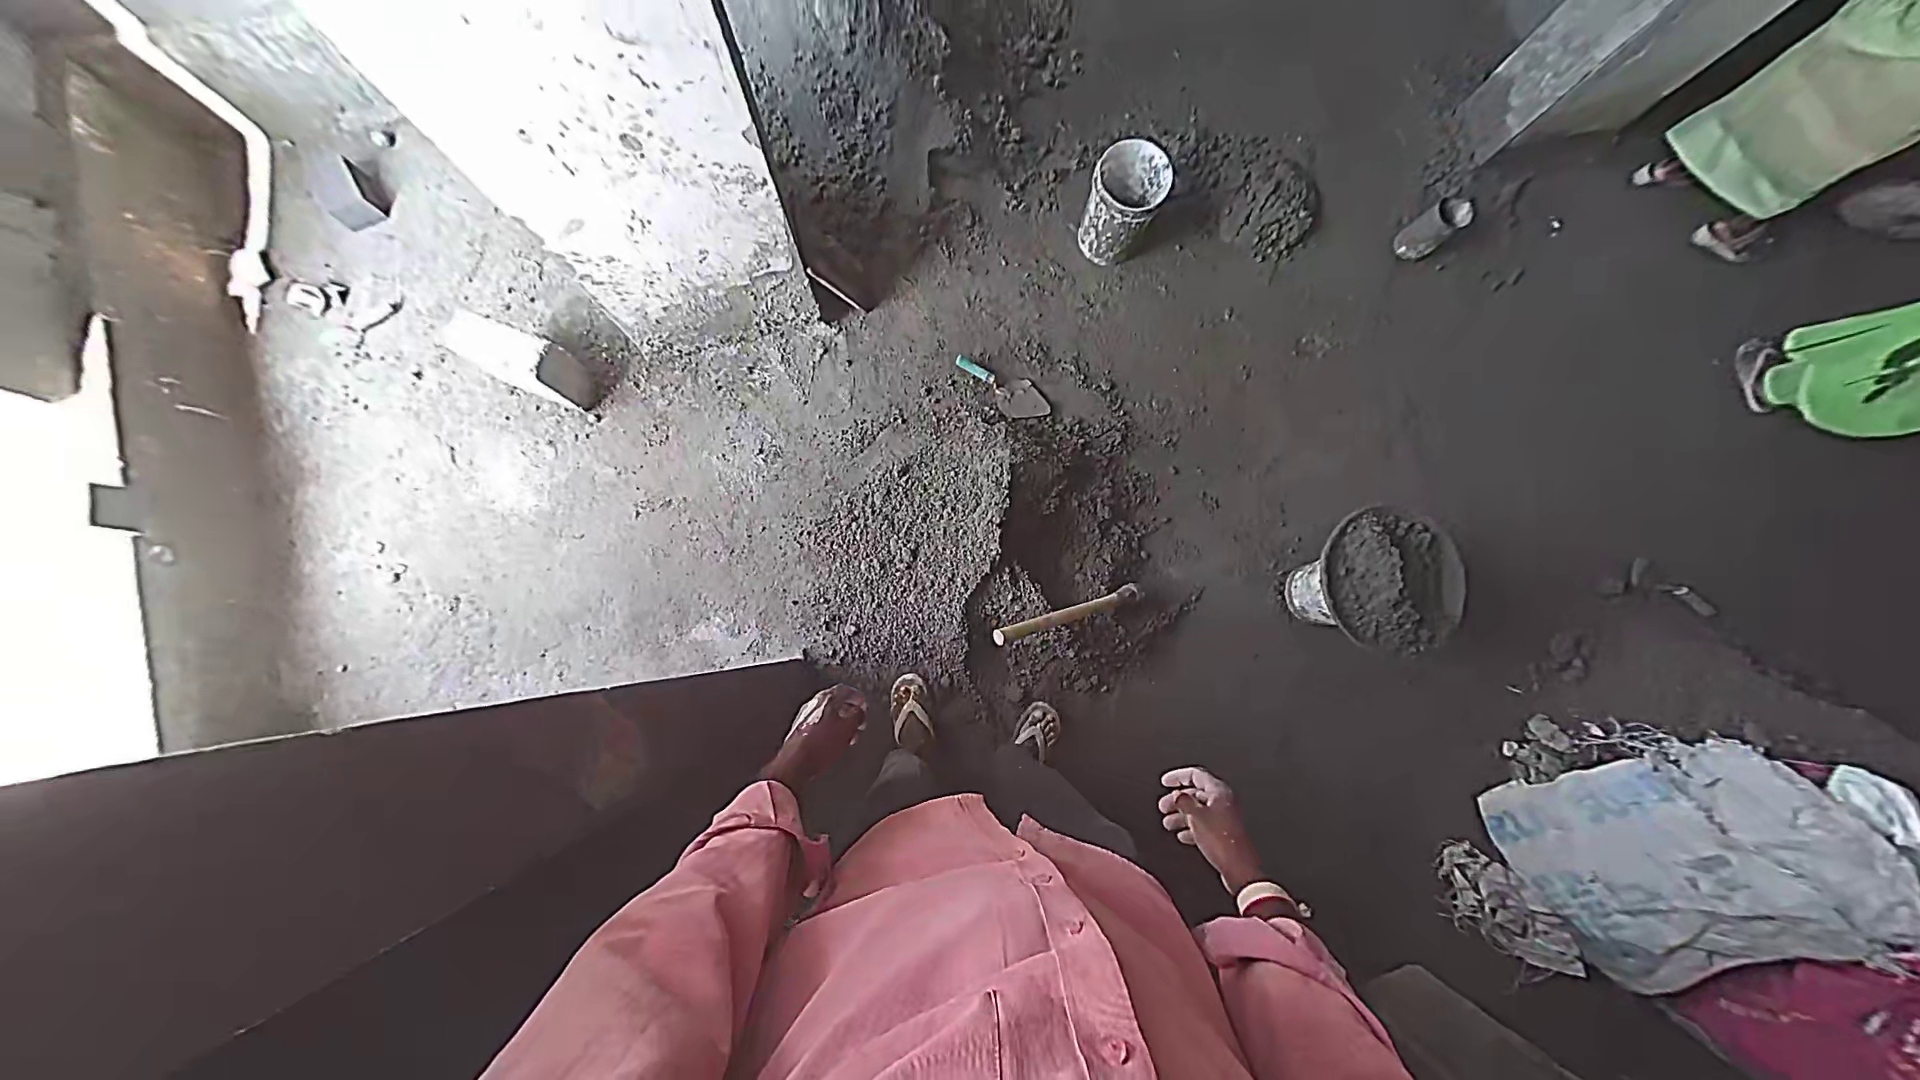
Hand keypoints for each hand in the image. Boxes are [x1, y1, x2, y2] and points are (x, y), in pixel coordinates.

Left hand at [761, 685, 867, 790]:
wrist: (795, 765)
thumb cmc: (819, 746)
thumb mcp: (848, 729)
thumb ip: (858, 715)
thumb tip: (861, 711)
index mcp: (825, 699)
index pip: (845, 690)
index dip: (857, 697)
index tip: (863, 704)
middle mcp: (812, 705)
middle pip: (835, 702)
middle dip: (848, 711)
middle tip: (857, 720)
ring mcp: (804, 718)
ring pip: (827, 715)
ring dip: (839, 722)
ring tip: (848, 734)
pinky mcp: (799, 732)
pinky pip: (818, 726)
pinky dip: (828, 731)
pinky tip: (833, 742)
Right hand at [1159, 766, 1263, 892]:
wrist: (1239, 869)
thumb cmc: (1222, 841)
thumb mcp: (1196, 816)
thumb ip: (1183, 801)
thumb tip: (1177, 794)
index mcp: (1219, 792)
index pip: (1195, 775)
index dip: (1178, 776)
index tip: (1166, 782)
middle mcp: (1223, 802)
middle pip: (1195, 793)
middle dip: (1177, 800)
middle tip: (1164, 806)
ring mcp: (1224, 818)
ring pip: (1198, 810)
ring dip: (1181, 815)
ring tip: (1168, 823)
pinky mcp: (1224, 833)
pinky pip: (1203, 824)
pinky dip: (1191, 827)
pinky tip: (1183, 835)